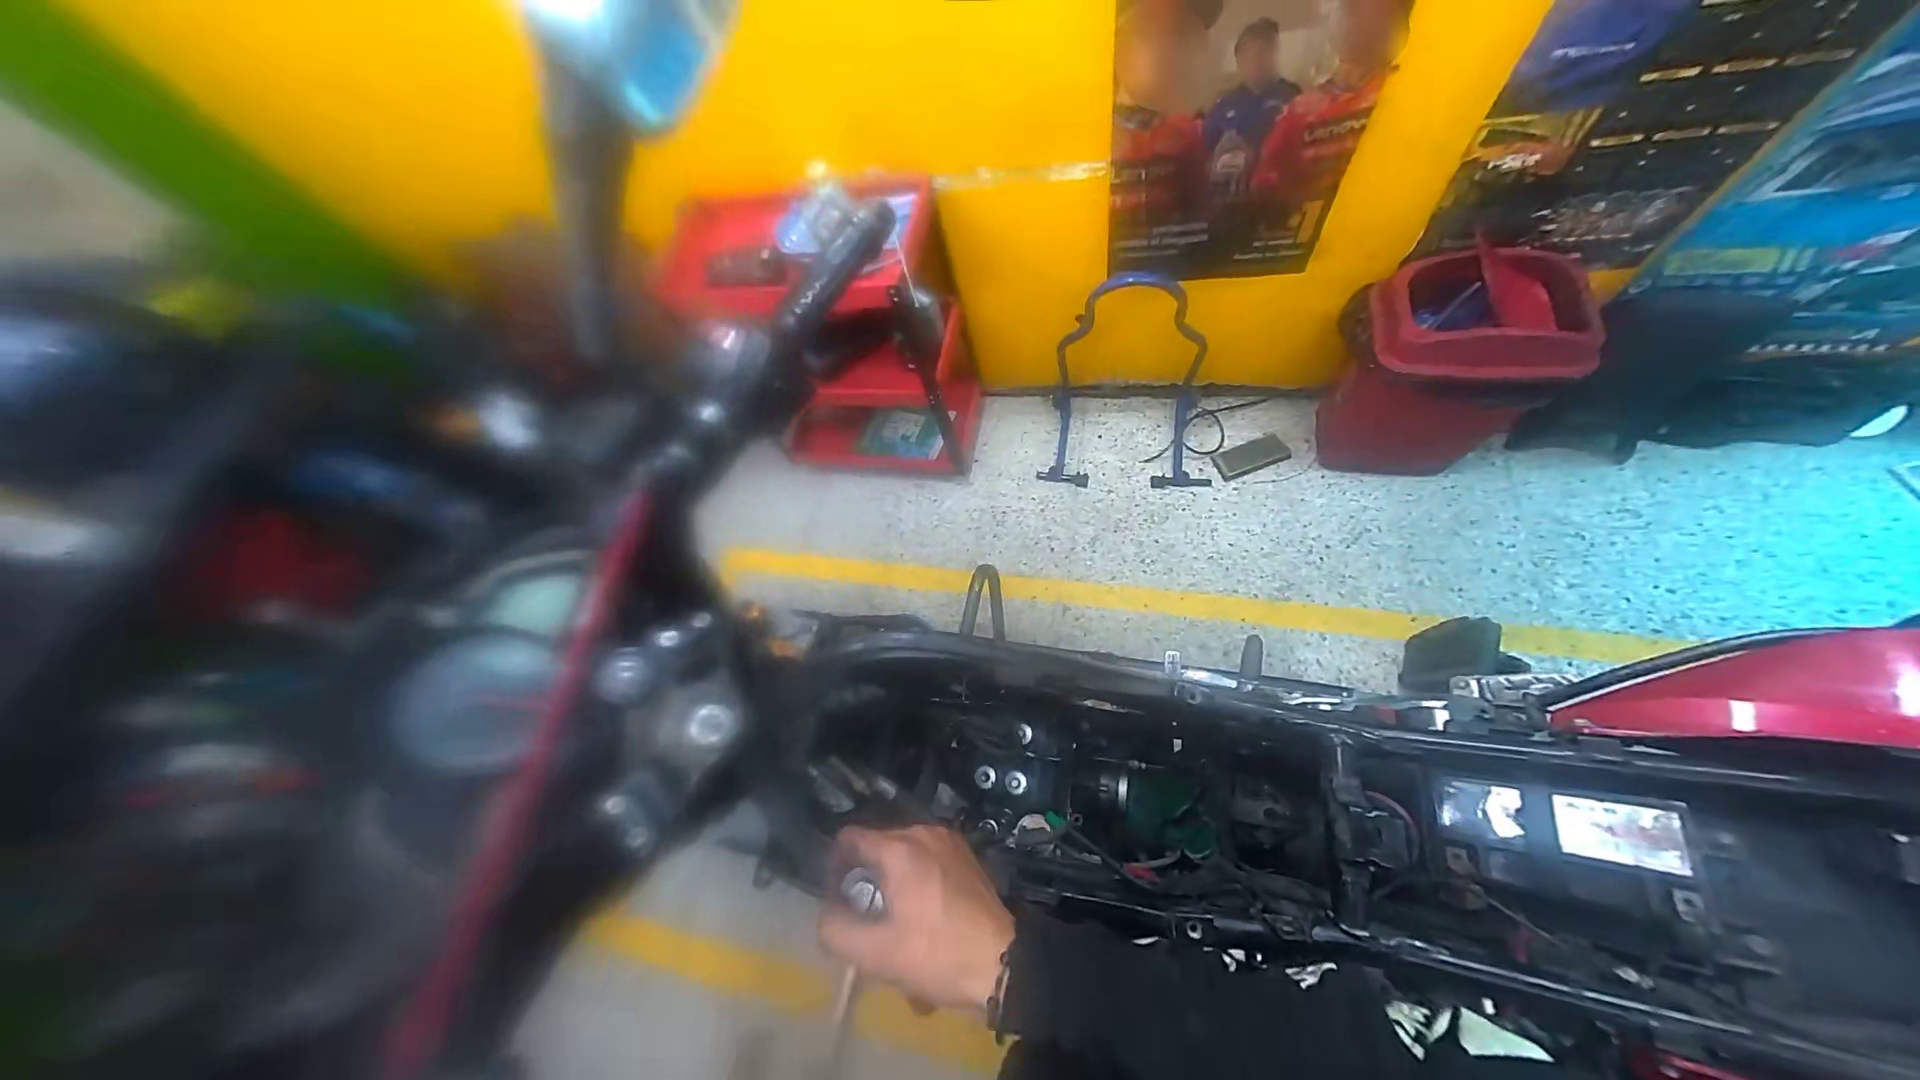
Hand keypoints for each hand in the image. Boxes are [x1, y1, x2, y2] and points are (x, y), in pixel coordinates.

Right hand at [817, 824, 1013, 1010]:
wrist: (1002, 962)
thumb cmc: (937, 954)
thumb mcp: (877, 954)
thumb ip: (837, 930)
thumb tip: (825, 913)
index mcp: (900, 848)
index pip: (849, 838)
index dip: (835, 866)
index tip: (839, 898)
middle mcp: (924, 832)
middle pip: (877, 845)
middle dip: (865, 877)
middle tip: (868, 916)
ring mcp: (949, 840)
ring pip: (903, 851)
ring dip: (892, 879)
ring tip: (897, 917)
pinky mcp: (966, 853)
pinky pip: (927, 856)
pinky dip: (917, 876)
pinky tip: (924, 910)